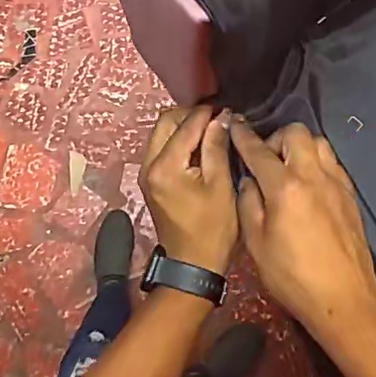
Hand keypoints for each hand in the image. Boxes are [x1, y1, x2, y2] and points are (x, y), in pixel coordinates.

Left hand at [138, 106, 238, 275]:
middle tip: (218, 119)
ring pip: (162, 133)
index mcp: (165, 166)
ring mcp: (147, 172)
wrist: (192, 265)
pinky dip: (179, 140)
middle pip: (166, 122)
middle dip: (192, 115)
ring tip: (212, 131)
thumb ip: (217, 147)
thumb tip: (221, 118)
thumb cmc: (213, 228)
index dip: (208, 113)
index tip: (229, 110)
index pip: (186, 125)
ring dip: (185, 126)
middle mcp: (149, 164)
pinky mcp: (151, 180)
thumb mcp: (221, 185)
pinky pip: (162, 147)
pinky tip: (201, 146)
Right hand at [230, 120, 375, 341]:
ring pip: (319, 143)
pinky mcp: (350, 195)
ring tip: (288, 169)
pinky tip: (309, 184)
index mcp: (286, 188)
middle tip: (266, 161)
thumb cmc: (293, 277)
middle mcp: (314, 176)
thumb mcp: (256, 245)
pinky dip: (317, 163)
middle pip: (296, 133)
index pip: (259, 150)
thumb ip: (248, 205)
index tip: (234, 124)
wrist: (344, 299)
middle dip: (276, 138)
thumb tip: (249, 181)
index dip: (243, 136)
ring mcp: (336, 184)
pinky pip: (332, 163)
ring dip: (299, 148)